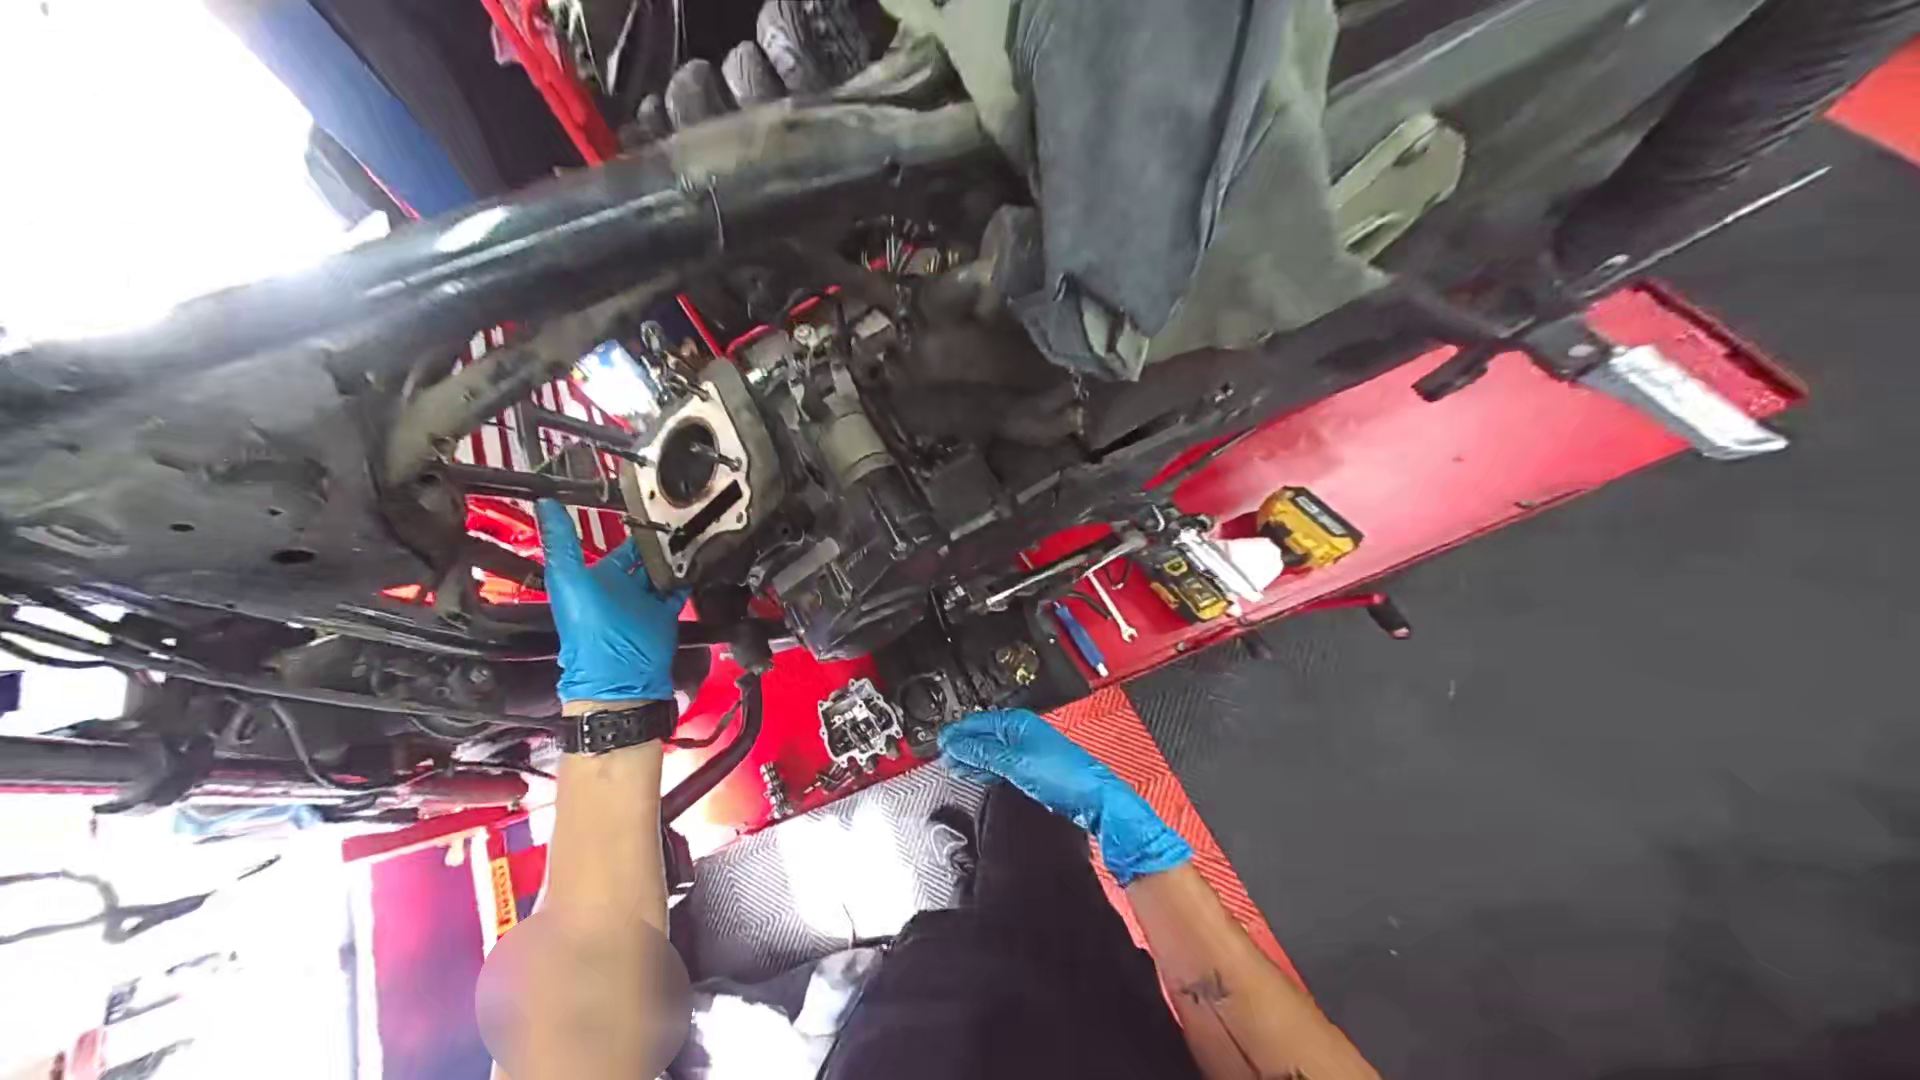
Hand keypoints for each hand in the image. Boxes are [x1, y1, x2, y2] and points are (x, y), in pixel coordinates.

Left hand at [536, 499, 684, 704]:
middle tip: (681, 520)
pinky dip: (688, 578)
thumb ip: (562, 543)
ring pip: (663, 571)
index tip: (651, 508)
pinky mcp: (666, 615)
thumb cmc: (590, 629)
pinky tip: (699, 563)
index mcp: (596, 578)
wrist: (621, 675)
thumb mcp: (569, 580)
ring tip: (694, 537)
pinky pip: (679, 590)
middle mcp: (622, 588)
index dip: (632, 529)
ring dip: (676, 557)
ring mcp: (645, 602)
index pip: (618, 547)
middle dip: (660, 542)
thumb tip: (546, 503)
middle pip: (645, 557)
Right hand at [938, 708, 1191, 884]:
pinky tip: (976, 773)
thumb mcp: (1014, 762)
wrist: (1093, 798)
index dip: (957, 731)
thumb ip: (982, 753)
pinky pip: (1001, 763)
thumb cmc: (1063, 774)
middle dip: (962, 744)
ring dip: (971, 757)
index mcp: (1018, 722)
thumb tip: (957, 745)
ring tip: (953, 765)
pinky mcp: (1032, 768)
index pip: (978, 721)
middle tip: (942, 753)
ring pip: (991, 749)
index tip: (941, 740)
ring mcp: (1028, 750)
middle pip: (984, 734)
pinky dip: (985, 767)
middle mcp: (1023, 732)